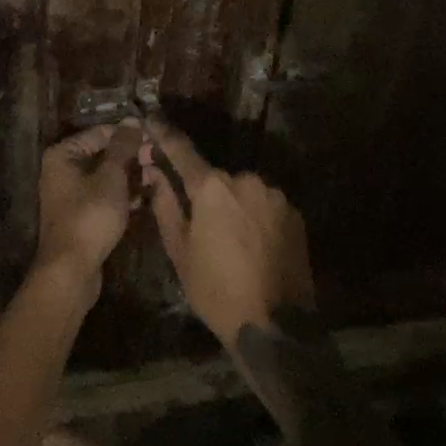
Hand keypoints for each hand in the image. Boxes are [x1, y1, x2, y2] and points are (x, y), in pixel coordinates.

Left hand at [34, 122, 144, 293]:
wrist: (71, 269)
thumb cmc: (90, 216)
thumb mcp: (111, 177)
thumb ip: (122, 147)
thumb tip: (132, 121)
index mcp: (63, 153)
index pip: (100, 132)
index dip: (128, 135)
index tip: (156, 138)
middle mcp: (62, 169)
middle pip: (102, 153)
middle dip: (131, 157)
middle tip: (158, 160)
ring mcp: (69, 193)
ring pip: (105, 176)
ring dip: (129, 176)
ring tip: (157, 178)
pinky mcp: (80, 213)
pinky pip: (103, 194)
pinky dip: (121, 194)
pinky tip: (145, 198)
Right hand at [143, 126, 314, 343]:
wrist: (276, 326)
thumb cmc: (216, 290)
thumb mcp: (180, 251)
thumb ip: (165, 205)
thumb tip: (153, 172)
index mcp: (211, 186)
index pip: (182, 150)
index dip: (164, 133)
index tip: (151, 119)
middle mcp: (245, 179)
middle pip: (215, 177)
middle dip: (205, 191)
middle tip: (199, 223)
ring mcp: (274, 195)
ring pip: (242, 191)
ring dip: (233, 205)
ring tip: (230, 242)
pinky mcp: (294, 214)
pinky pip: (265, 206)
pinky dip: (255, 217)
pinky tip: (254, 246)